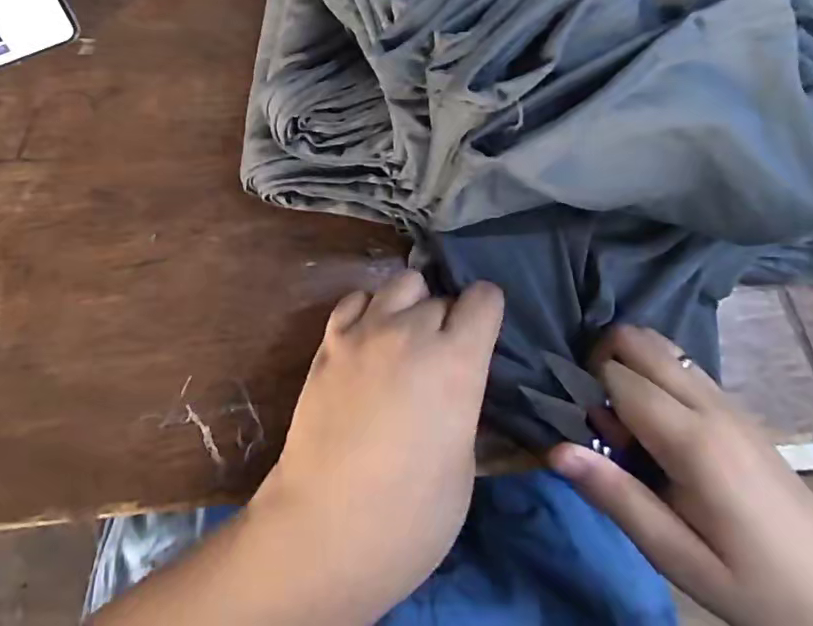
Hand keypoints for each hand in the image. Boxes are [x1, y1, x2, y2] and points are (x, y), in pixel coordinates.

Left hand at [250, 272, 504, 621]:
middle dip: (447, 317)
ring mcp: (364, 332)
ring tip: (404, 338)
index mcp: (457, 362)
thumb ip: (464, 405)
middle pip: (440, 295)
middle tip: (441, 355)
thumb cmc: (411, 516)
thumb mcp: (463, 464)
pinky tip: (368, 339)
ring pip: (398, 283)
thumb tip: (457, 385)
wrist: (325, 529)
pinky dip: (368, 310)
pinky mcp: (329, 343)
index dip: (487, 312)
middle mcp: (411, 333)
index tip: (483, 333)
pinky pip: (355, 300)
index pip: (484, 299)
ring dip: (409, 304)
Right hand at [547, 326, 812, 625]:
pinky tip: (658, 428)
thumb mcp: (678, 558)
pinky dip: (655, 374)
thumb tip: (553, 449)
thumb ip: (615, 496)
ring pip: (662, 346)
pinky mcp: (741, 414)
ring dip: (629, 364)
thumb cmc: (754, 589)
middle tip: (597, 417)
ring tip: (626, 423)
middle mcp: (711, 405)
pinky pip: (684, 368)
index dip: (587, 391)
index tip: (587, 431)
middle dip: (602, 358)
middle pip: (639, 340)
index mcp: (693, 439)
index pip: (617, 374)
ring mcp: (731, 404)